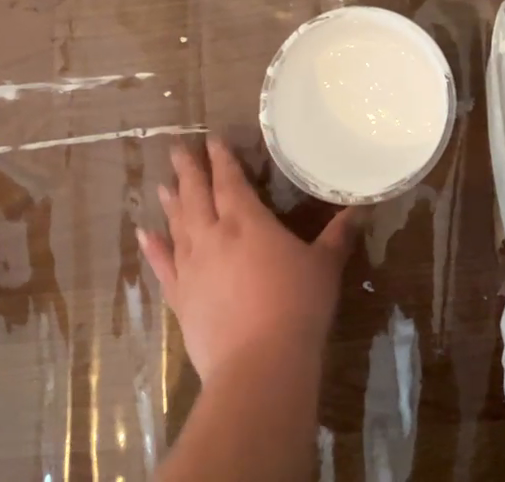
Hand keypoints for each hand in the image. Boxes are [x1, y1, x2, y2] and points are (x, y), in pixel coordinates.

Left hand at [138, 138, 358, 381]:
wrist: (258, 363)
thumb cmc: (297, 306)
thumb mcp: (325, 266)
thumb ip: (338, 235)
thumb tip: (360, 209)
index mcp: (248, 222)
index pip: (230, 181)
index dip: (222, 159)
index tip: (212, 140)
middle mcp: (213, 237)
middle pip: (197, 195)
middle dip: (190, 170)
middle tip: (178, 149)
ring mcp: (192, 268)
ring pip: (178, 225)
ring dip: (172, 202)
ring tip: (164, 184)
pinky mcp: (180, 298)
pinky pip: (163, 265)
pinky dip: (153, 248)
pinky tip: (144, 234)